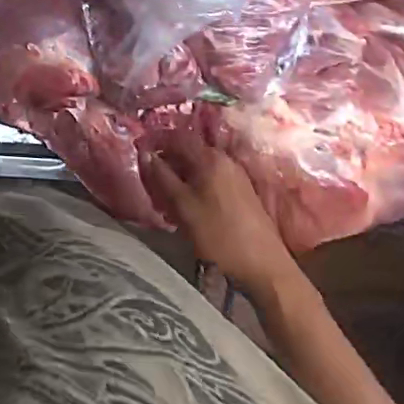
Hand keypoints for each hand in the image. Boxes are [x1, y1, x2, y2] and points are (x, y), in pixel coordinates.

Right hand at [142, 133, 297, 290]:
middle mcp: (225, 159)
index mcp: (210, 158)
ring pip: (200, 166)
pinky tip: (187, 206)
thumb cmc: (220, 235)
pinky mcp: (242, 192)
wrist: (265, 267)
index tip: (138, 149)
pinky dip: (195, 185)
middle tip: (149, 179)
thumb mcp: (184, 207)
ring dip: (180, 176)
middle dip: (167, 161)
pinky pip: (211, 178)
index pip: (178, 136)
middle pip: (189, 151)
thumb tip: (145, 153)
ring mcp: (236, 175)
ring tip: (165, 197)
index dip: (156, 139)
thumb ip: (163, 177)